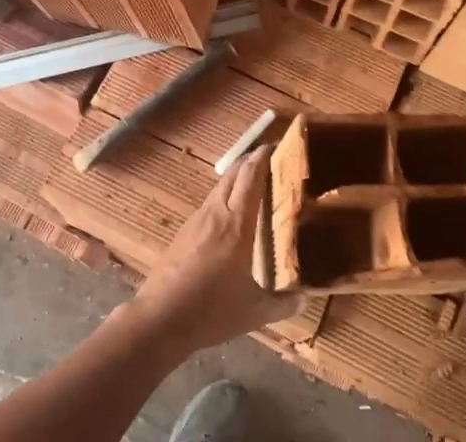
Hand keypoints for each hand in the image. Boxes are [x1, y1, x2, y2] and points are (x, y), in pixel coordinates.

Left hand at [124, 145, 302, 355]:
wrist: (160, 319)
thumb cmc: (211, 311)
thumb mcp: (254, 312)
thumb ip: (283, 305)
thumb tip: (305, 300)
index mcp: (236, 224)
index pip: (251, 177)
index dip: (263, 157)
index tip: (277, 146)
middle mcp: (215, 214)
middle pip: (233, 174)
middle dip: (251, 162)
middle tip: (270, 161)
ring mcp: (195, 222)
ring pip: (218, 189)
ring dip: (236, 180)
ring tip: (254, 187)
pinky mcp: (182, 233)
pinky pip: (208, 206)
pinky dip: (223, 200)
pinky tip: (229, 219)